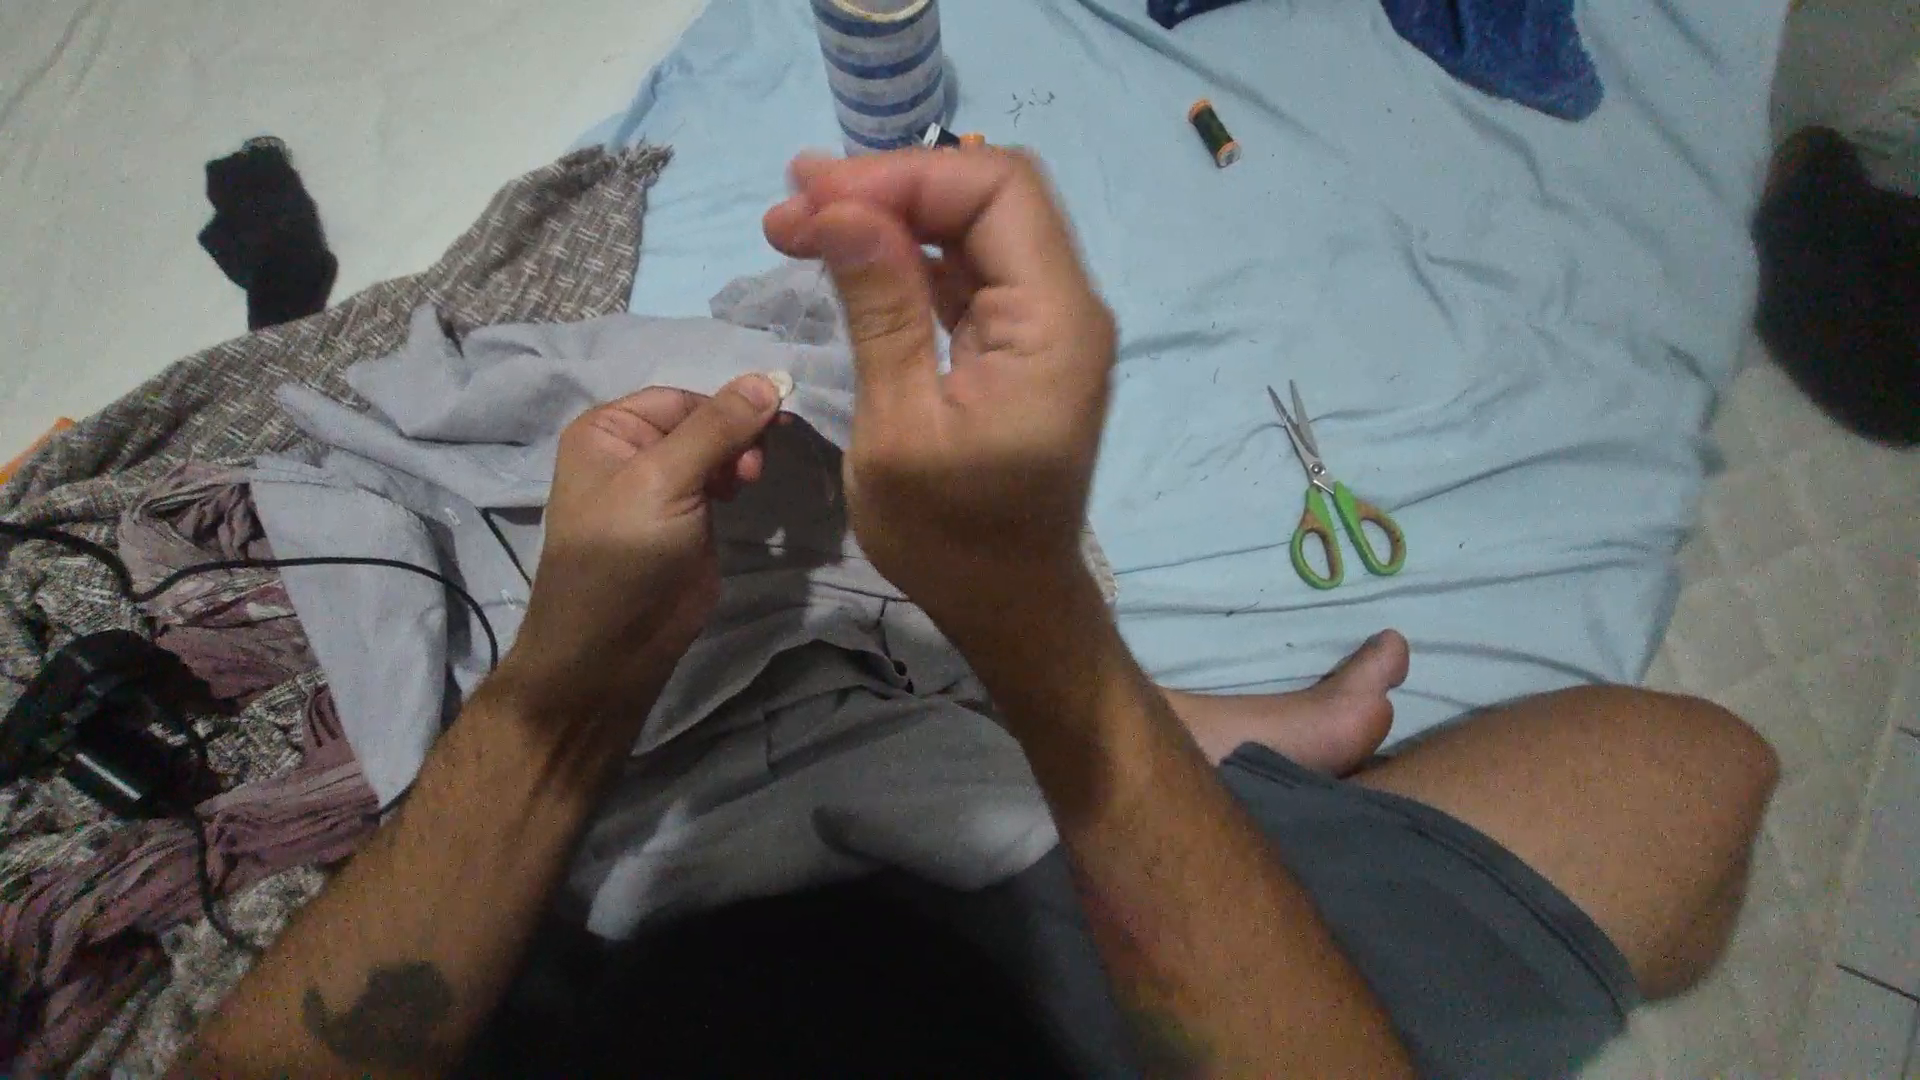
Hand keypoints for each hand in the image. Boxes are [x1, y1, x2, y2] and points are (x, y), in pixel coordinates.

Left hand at [499, 376, 783, 721]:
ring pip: (716, 452)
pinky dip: (737, 481)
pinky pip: (720, 482)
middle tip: (752, 469)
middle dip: (735, 436)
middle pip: (702, 422)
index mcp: (610, 430)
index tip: (773, 422)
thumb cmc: (626, 553)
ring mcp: (663, 488)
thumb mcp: (666, 481)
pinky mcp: (689, 519)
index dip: (726, 406)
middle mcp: (634, 452)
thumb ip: (718, 429)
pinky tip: (743, 493)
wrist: (617, 645)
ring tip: (748, 483)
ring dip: (740, 458)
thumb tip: (769, 378)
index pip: (681, 398)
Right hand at [762, 148, 1115, 617]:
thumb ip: (880, 310)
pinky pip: (971, 278)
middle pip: (989, 199)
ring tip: (803, 223)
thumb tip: (836, 208)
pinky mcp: (1023, 348)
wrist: (1008, 601)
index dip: (903, 176)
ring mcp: (1048, 328)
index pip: (997, 189)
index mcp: (1054, 324)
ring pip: (976, 233)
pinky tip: (851, 262)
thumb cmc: (951, 539)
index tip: (814, 199)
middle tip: (796, 203)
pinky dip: (911, 264)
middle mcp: (1067, 309)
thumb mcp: (900, 428)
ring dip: (893, 221)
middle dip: (890, 190)